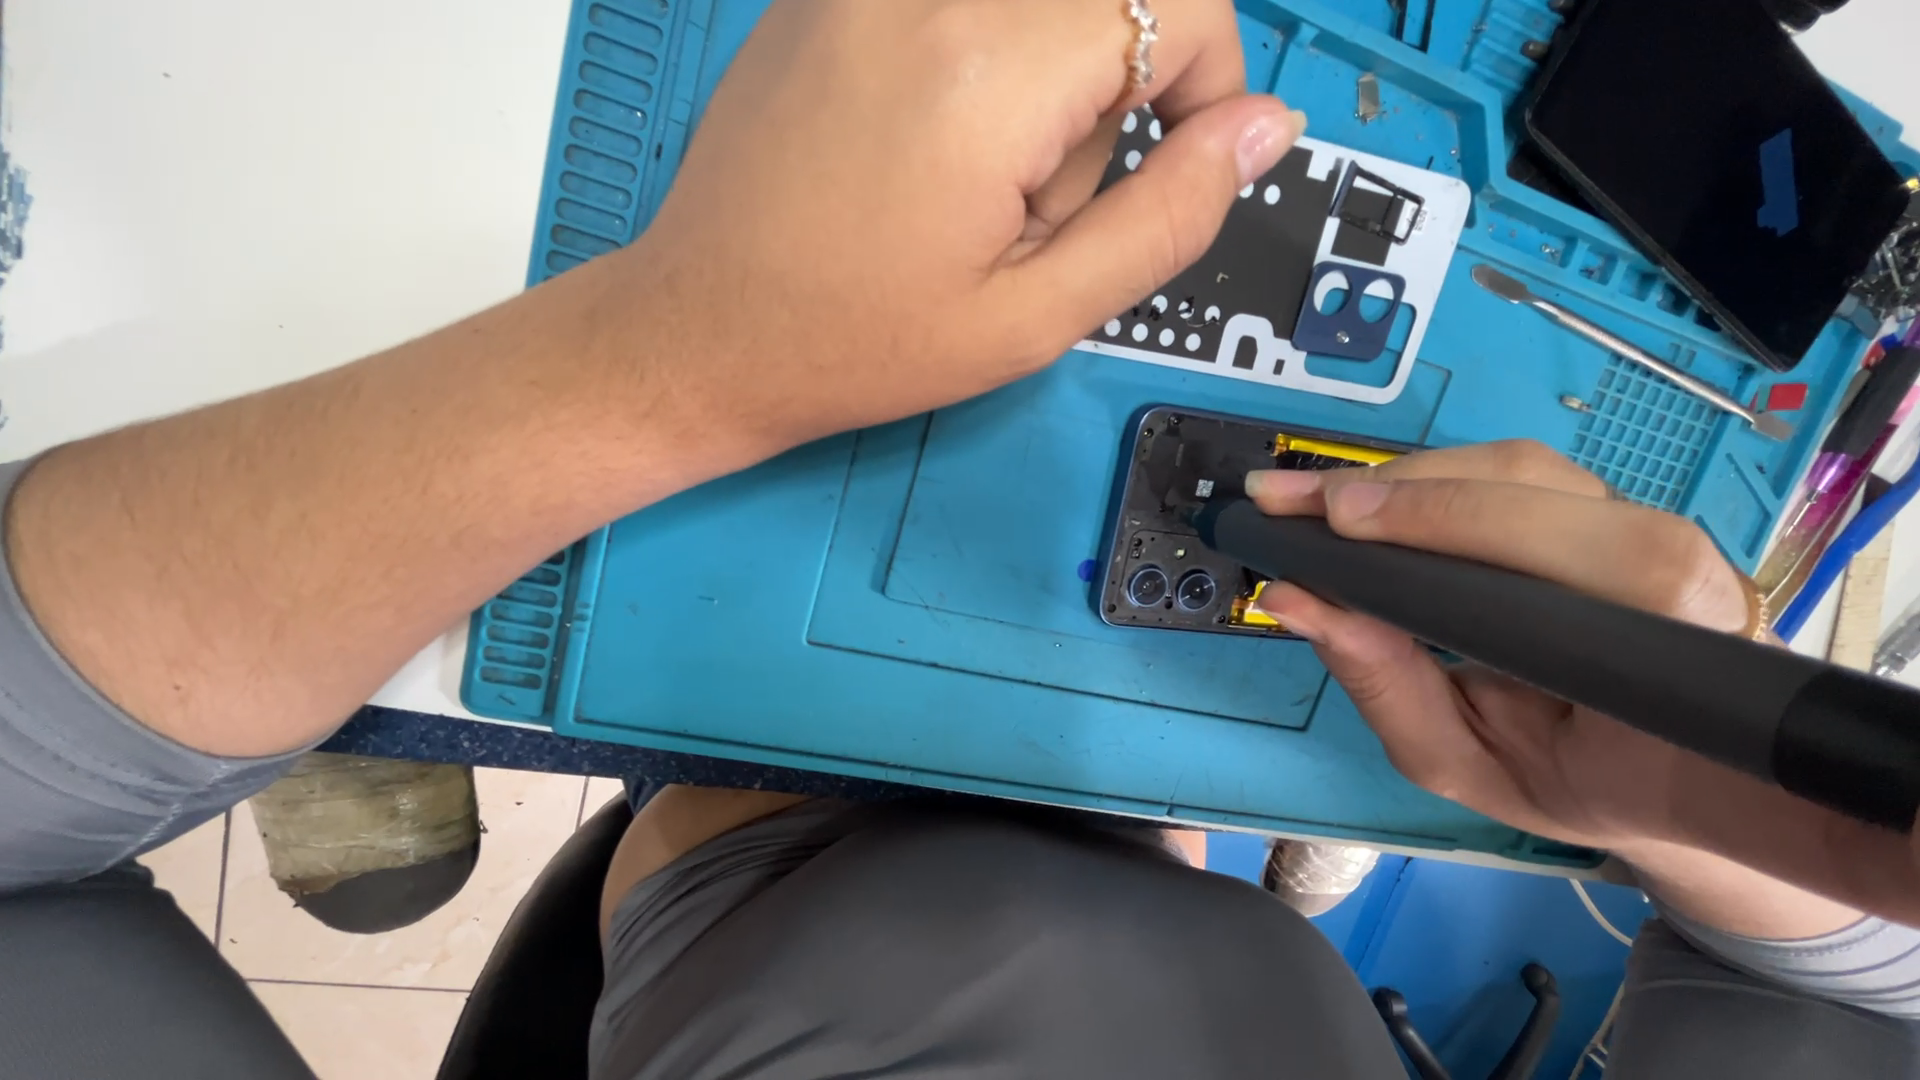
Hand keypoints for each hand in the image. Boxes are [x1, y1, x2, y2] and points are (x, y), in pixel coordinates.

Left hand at [595, 0, 1303, 463]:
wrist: (708, 332)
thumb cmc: (859, 343)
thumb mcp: (1034, 318)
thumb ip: (1166, 220)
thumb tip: (1262, 129)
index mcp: (991, 67)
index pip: (1182, 0)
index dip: (1205, 88)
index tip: (1169, 169)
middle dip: (1115, 93)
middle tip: (1035, 205)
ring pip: (1041, 3)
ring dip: (1045, 82)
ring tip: (970, 188)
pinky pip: (966, 6)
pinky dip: (983, 61)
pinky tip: (928, 146)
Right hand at [1245, 441, 1919, 924]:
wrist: (1677, 775)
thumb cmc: (1570, 777)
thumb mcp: (1460, 760)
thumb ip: (1383, 685)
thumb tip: (1293, 599)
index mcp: (1646, 632)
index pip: (1537, 541)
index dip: (1431, 516)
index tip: (1333, 524)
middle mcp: (1662, 554)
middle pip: (1515, 478)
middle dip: (1387, 484)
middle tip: (1281, 499)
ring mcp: (1639, 521)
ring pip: (1510, 464)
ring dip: (1397, 475)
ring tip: (1310, 500)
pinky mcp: (1603, 511)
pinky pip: (1506, 474)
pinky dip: (1422, 481)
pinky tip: (1365, 503)